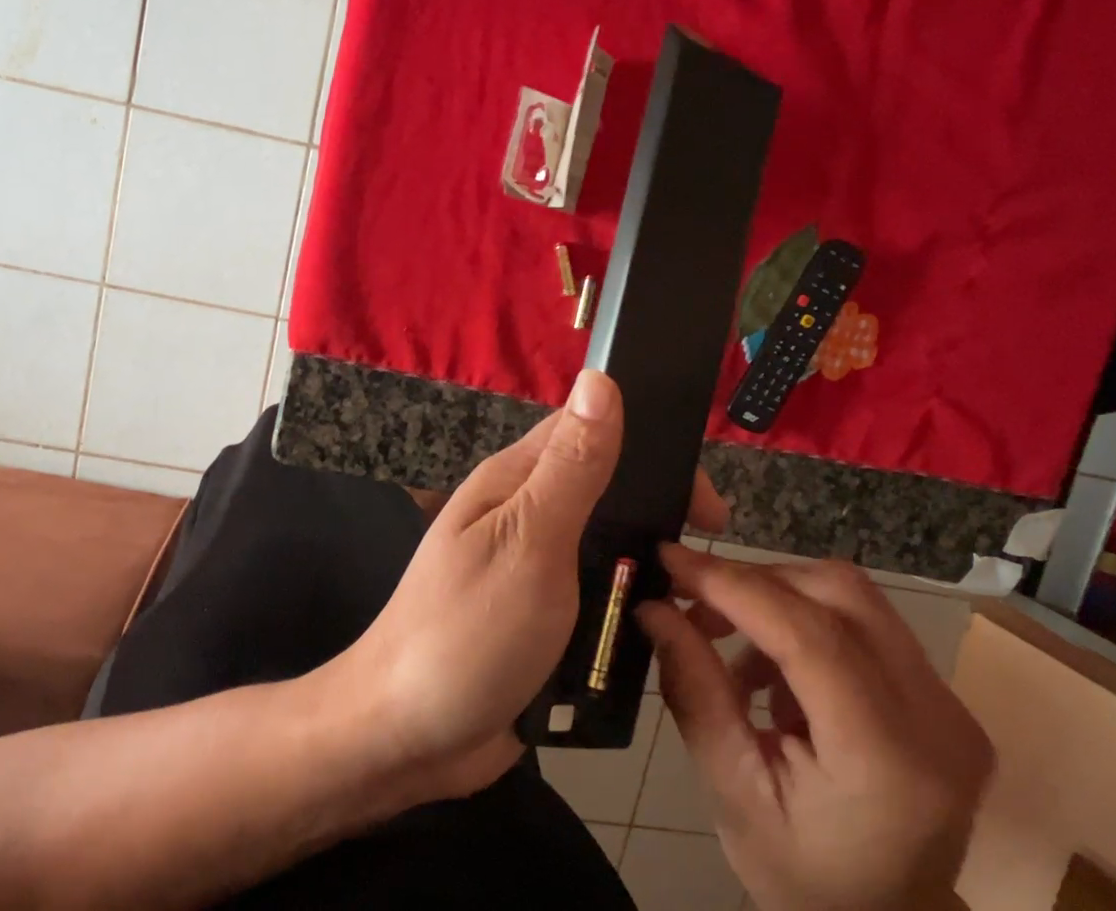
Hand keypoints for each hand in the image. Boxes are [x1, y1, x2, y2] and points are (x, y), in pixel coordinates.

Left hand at [321, 370, 728, 801]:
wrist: (406, 737)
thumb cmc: (468, 633)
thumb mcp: (528, 542)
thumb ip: (569, 468)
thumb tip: (599, 379)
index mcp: (512, 484)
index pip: (587, 432)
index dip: (650, 450)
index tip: (707, 504)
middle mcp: (521, 519)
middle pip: (604, 495)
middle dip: (657, 519)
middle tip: (708, 565)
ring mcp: (529, 574)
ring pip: (604, 552)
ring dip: (648, 571)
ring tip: (698, 607)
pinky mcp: (538, 623)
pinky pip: (594, 602)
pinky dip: (627, 612)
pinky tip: (661, 635)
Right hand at [638, 552, 994, 910]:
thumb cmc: (797, 878)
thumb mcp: (731, 793)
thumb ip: (695, 692)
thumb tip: (653, 608)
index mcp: (885, 760)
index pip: (809, 636)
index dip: (732, 585)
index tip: (668, 558)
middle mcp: (937, 720)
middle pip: (843, 597)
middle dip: (754, 581)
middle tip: (689, 598)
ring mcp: (952, 708)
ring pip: (858, 600)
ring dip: (779, 597)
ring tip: (724, 637)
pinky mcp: (945, 702)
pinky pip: (868, 627)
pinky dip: (806, 623)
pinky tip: (771, 669)